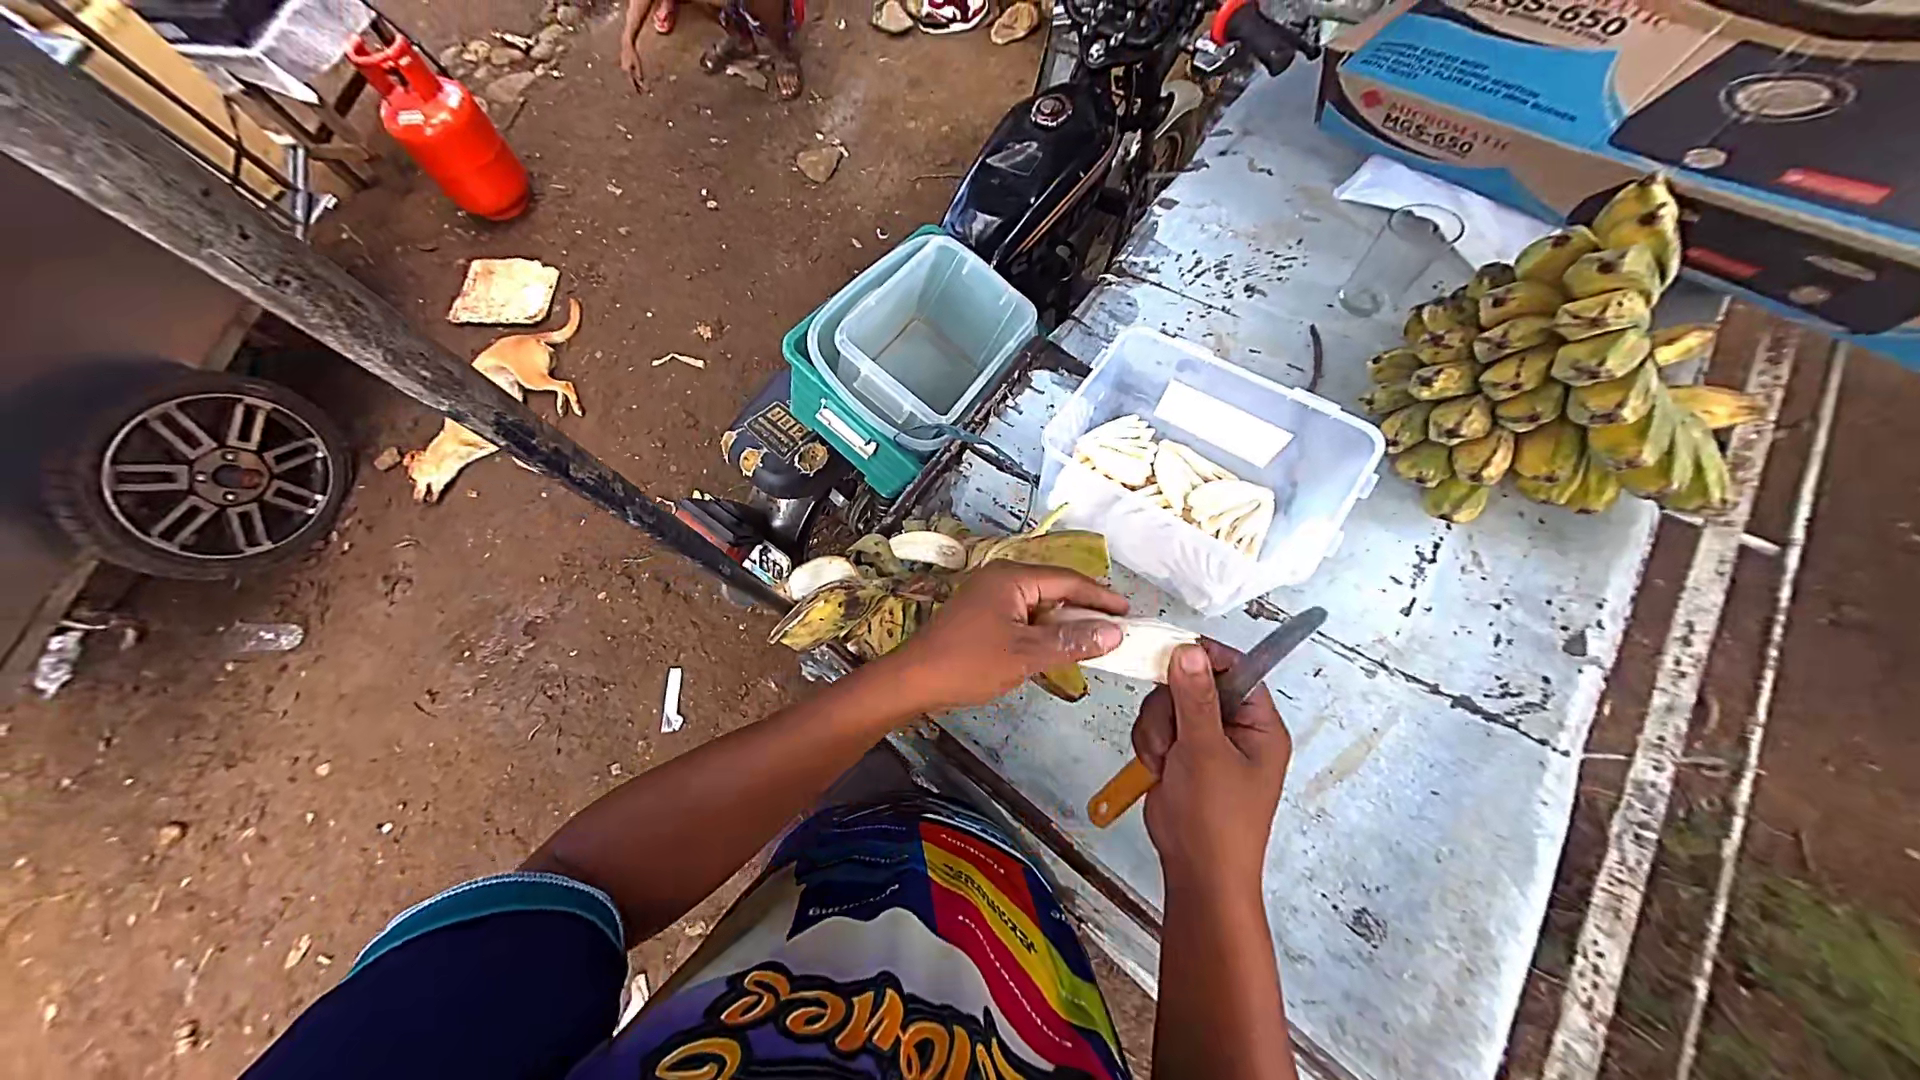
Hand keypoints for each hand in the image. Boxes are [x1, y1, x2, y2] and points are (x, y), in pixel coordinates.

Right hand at [620, 41, 646, 91]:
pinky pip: (629, 73)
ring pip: (630, 77)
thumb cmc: (634, 54)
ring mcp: (624, 67)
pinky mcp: (625, 66)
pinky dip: (633, 77)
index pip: (632, 81)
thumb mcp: (638, 63)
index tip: (638, 94)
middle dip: (636, 87)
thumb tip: (640, 80)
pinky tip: (636, 80)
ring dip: (635, 83)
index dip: (636, 88)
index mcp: (627, 70)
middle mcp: (624, 70)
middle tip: (640, 94)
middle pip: (631, 80)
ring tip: (639, 89)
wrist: (627, 45)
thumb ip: (639, 72)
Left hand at [883, 562, 1127, 712]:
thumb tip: (1114, 632)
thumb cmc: (970, 663)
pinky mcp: (981, 615)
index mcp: (1012, 577)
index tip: (1128, 611)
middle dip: (1084, 609)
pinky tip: (1055, 648)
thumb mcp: (1026, 654)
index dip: (1101, 596)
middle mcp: (1001, 578)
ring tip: (1092, 641)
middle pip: (1054, 589)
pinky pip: (1022, 616)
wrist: (914, 680)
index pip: (1068, 580)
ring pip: (1038, 605)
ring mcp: (988, 596)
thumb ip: (1071, 641)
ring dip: (1063, 622)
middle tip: (1115, 628)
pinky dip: (1042, 630)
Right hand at [1131, 640, 1289, 889]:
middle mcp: (1233, 726)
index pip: (1236, 670)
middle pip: (1192, 682)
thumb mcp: (1206, 752)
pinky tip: (1158, 766)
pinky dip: (1150, 742)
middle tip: (1172, 734)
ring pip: (1166, 702)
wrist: (1195, 869)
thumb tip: (1190, 650)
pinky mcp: (1178, 750)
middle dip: (1171, 707)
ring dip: (1157, 728)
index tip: (1173, 652)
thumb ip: (1195, 698)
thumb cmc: (1216, 817)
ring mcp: (1203, 739)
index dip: (1206, 657)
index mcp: (1258, 723)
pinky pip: (1155, 724)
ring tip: (1165, 759)